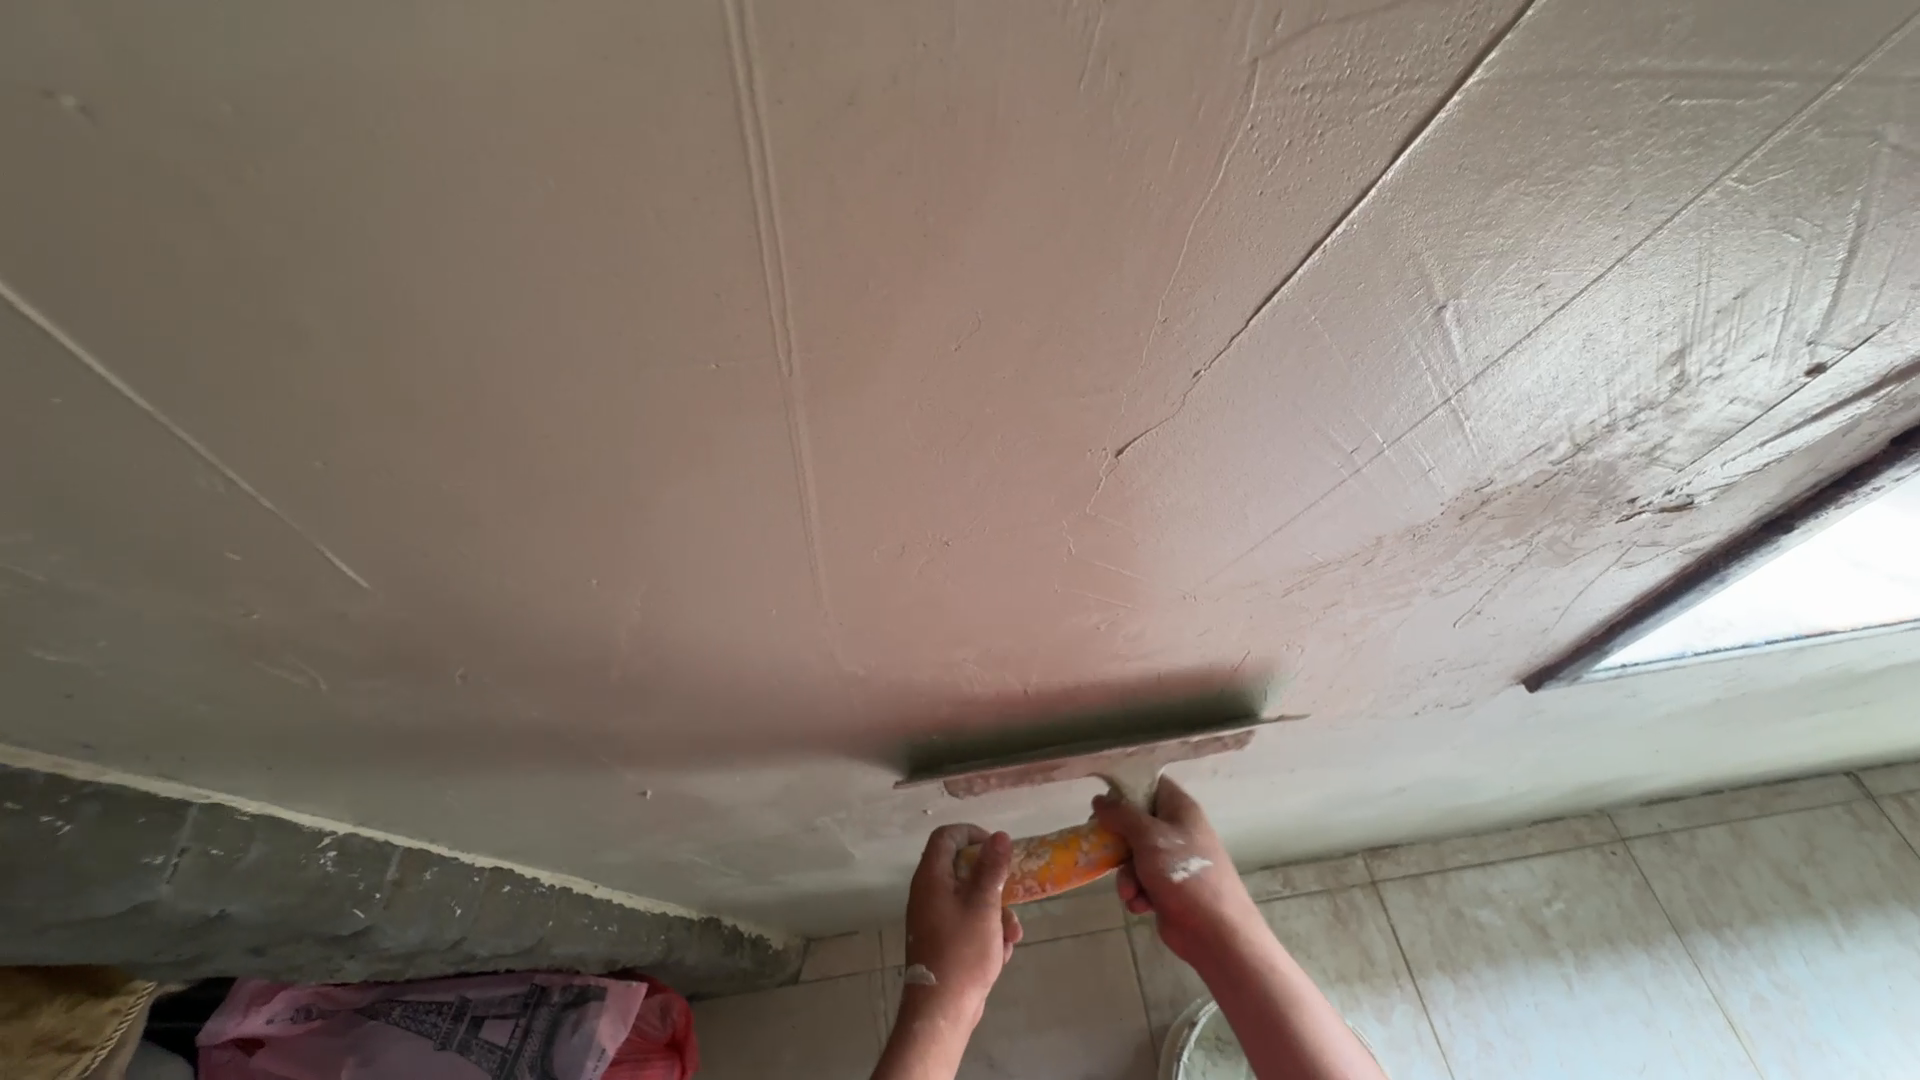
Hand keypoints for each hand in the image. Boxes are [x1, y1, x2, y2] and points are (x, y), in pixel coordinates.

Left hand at [900, 825, 1023, 1020]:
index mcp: (931, 877)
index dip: (972, 834)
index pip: (946, 836)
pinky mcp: (943, 941)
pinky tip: (1001, 952)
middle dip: (993, 883)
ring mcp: (934, 918)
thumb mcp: (984, 905)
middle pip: (962, 869)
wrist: (942, 1011)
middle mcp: (928, 893)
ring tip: (1012, 934)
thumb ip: (992, 869)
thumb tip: (1000, 836)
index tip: (997, 849)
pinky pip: (968, 923)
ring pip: (970, 899)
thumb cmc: (962, 952)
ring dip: (996, 912)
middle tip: (1011, 891)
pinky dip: (987, 933)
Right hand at [1092, 778, 1260, 964]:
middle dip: (1118, 840)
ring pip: (1133, 855)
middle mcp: (1176, 830)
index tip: (1102, 800)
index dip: (1126, 788)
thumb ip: (1121, 814)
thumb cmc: (1184, 874)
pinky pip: (1141, 880)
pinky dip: (1137, 892)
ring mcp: (1173, 860)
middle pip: (1136, 822)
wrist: (1216, 932)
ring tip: (1130, 890)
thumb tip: (1098, 800)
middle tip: (1103, 846)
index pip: (1150, 784)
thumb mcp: (1148, 836)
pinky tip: (1140, 905)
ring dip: (1126, 874)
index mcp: (1179, 809)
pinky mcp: (1167, 888)